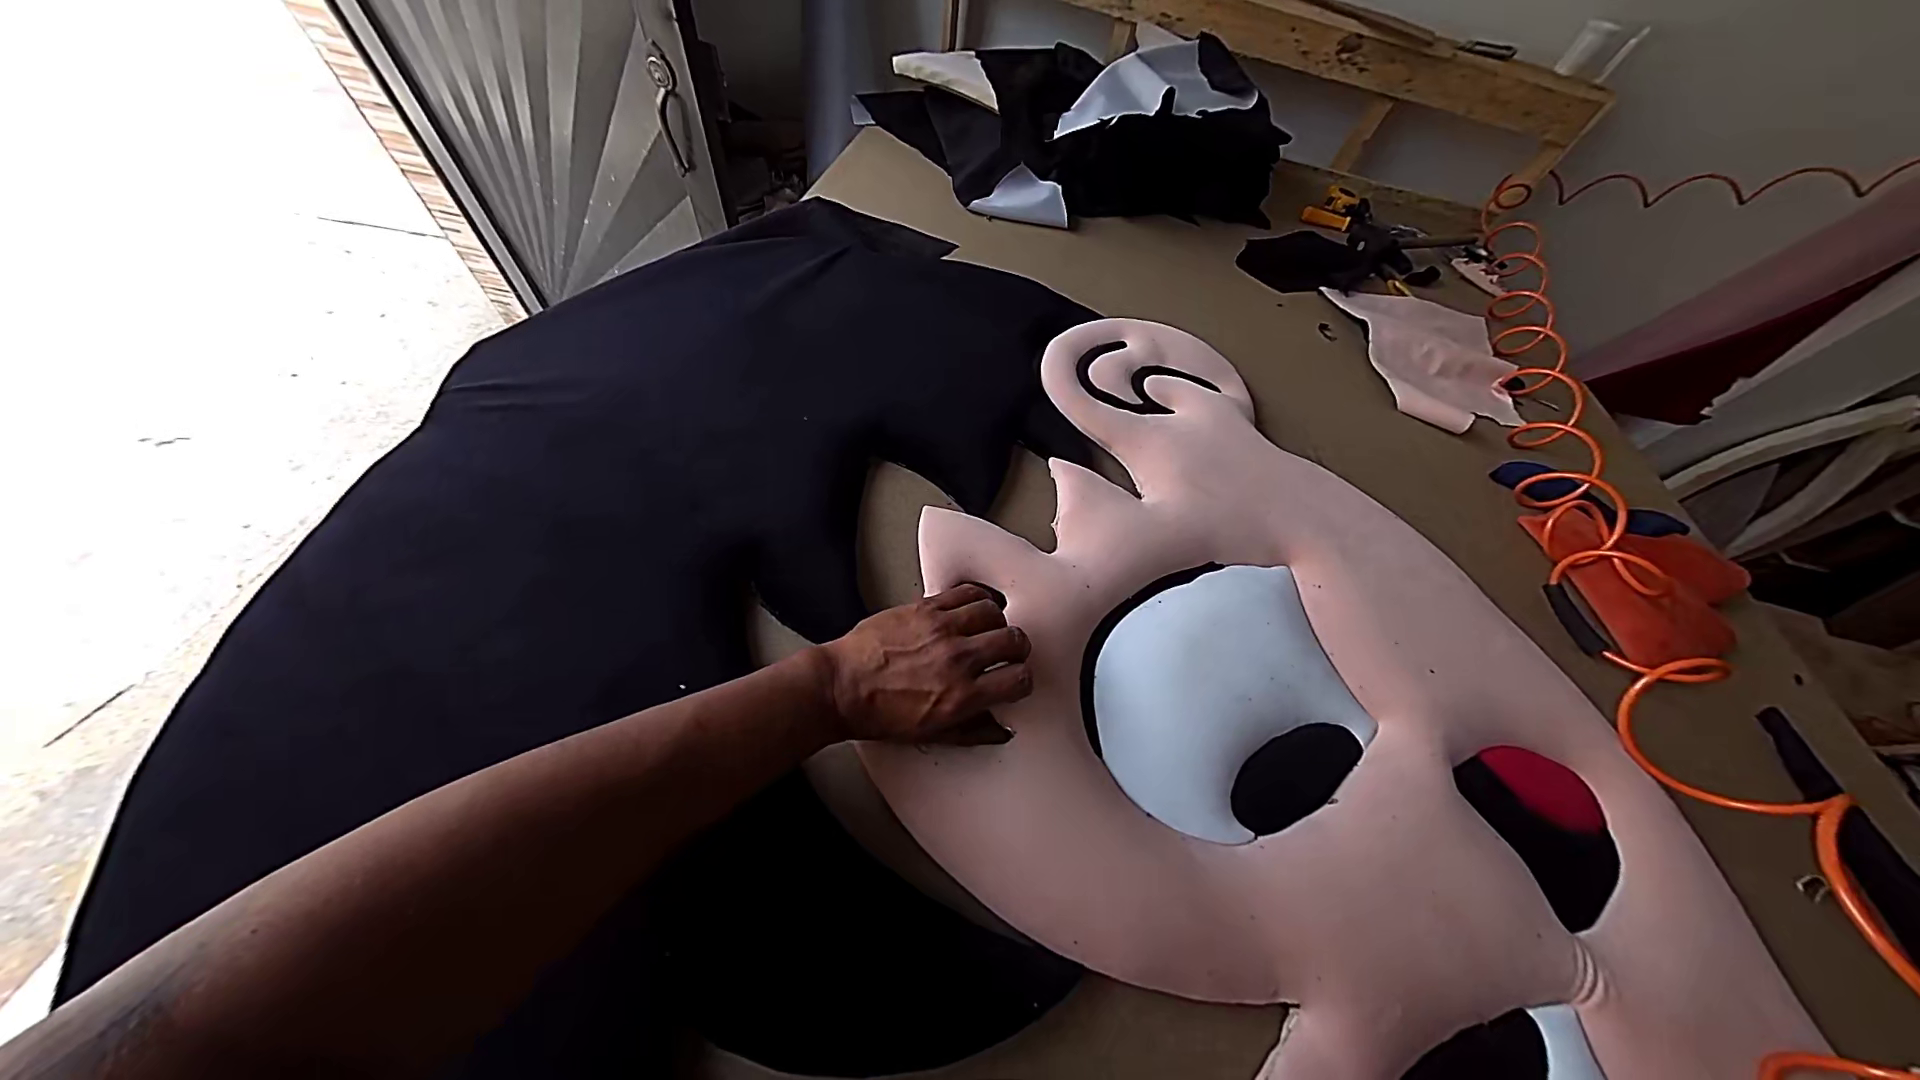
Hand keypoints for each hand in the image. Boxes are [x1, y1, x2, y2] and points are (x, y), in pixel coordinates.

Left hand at [813, 585, 1032, 744]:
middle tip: (1010, 650)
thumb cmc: (878, 712)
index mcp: (962, 696)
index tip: (1017, 676)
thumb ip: (974, 731)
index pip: (1019, 679)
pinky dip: (976, 598)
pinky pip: (965, 592)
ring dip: (996, 621)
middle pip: (1013, 640)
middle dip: (1017, 647)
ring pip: (993, 612)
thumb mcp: (932, 733)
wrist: (840, 688)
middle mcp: (957, 660)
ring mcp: (941, 630)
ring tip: (989, 627)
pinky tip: (973, 606)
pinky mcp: (924, 609)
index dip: (1023, 678)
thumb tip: (1001, 729)